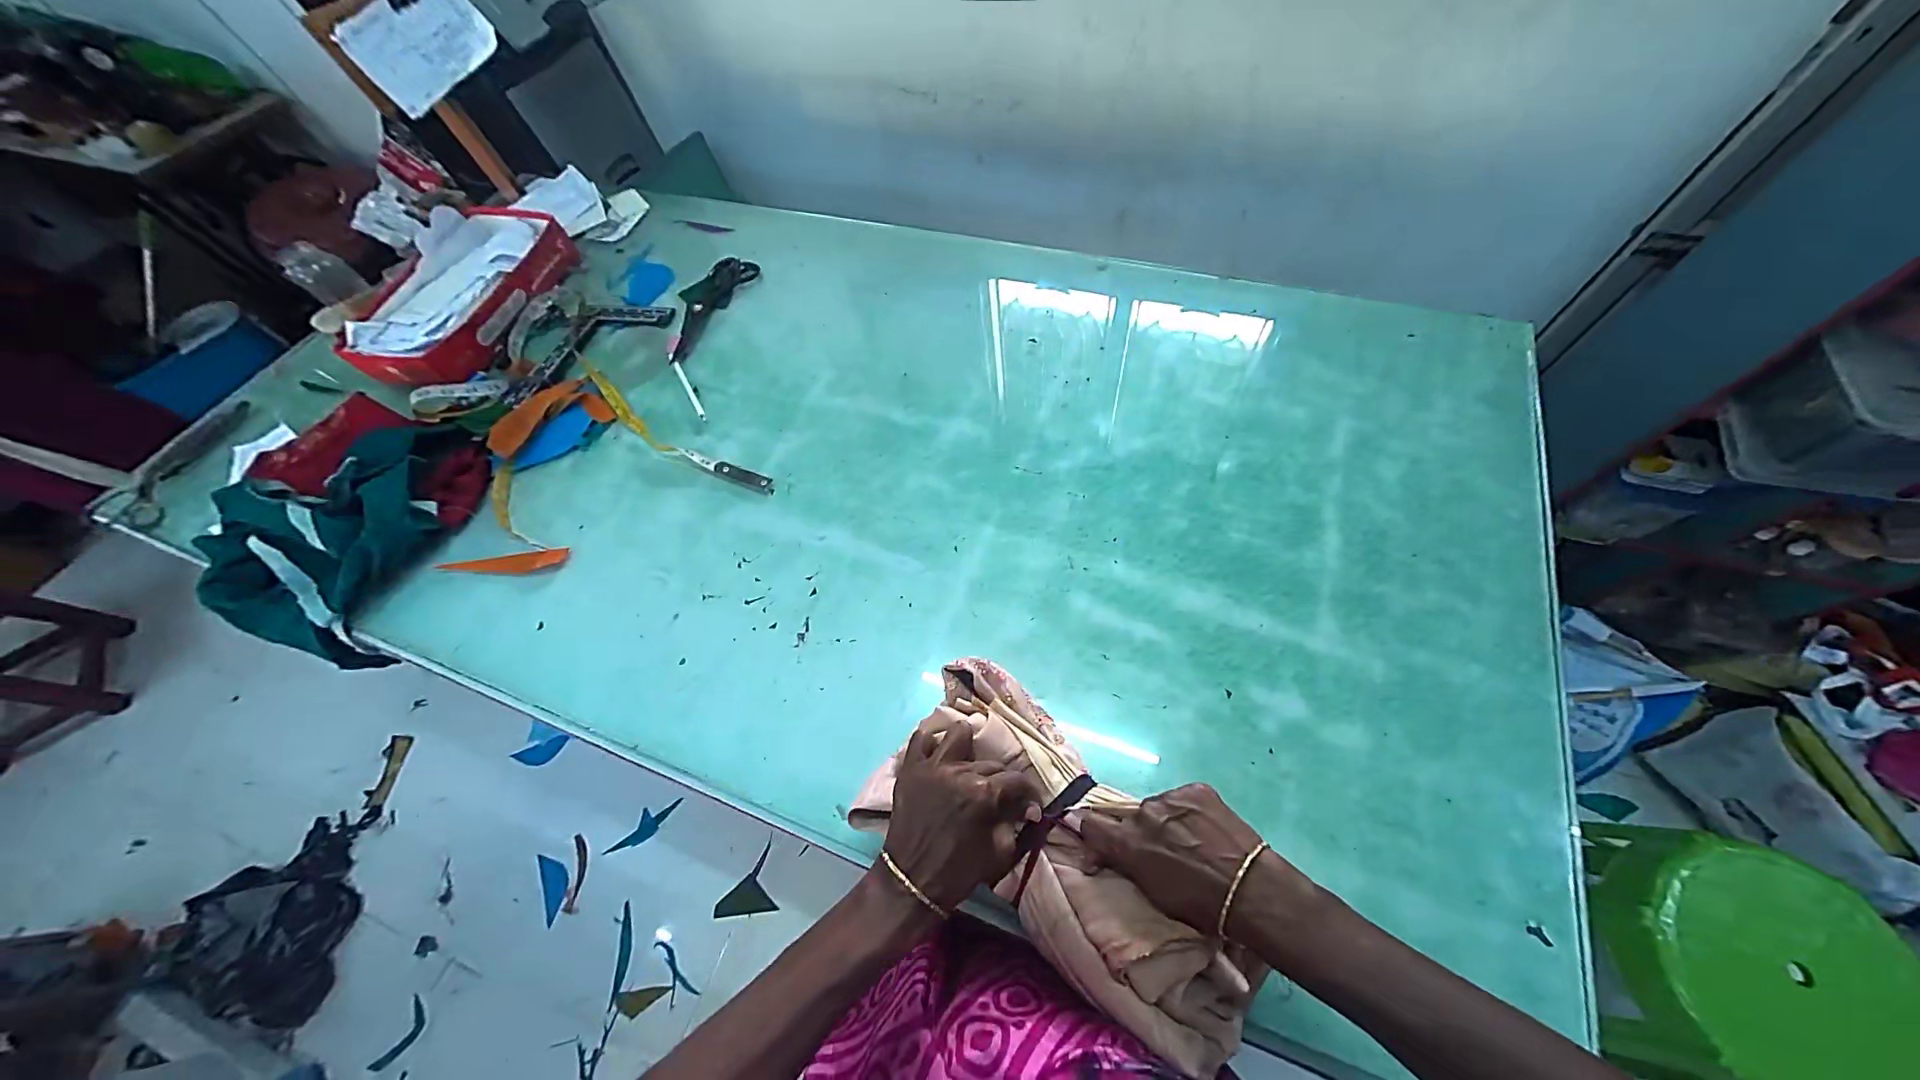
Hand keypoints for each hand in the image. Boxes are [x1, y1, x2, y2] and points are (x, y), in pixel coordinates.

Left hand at [882, 707, 1042, 910]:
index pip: (1017, 780)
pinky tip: (939, 754)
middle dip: (1000, 781)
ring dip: (968, 747)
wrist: (912, 882)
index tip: (1029, 804)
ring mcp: (932, 767)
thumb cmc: (959, 872)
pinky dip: (932, 743)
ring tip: (968, 762)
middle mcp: (959, 772)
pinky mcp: (910, 769)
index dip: (1028, 793)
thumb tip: (1027, 807)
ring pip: (958, 735)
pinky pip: (920, 740)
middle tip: (999, 797)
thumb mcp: (1000, 853)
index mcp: (984, 793)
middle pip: (991, 763)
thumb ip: (1015, 823)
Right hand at [1080, 782, 1301, 937]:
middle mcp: (1144, 813)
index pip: (1090, 823)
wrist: (1251, 891)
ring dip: (1166, 821)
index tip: (1086, 828)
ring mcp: (1172, 798)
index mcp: (1128, 842)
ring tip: (1190, 841)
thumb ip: (1123, 862)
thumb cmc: (1199, 905)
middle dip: (1140, 831)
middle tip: (1162, 850)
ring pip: (1159, 807)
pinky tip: (1206, 830)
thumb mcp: (1151, 892)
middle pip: (1131, 816)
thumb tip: (1098, 849)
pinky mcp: (1197, 790)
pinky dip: (1189, 812)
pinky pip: (1183, 800)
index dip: (1087, 825)